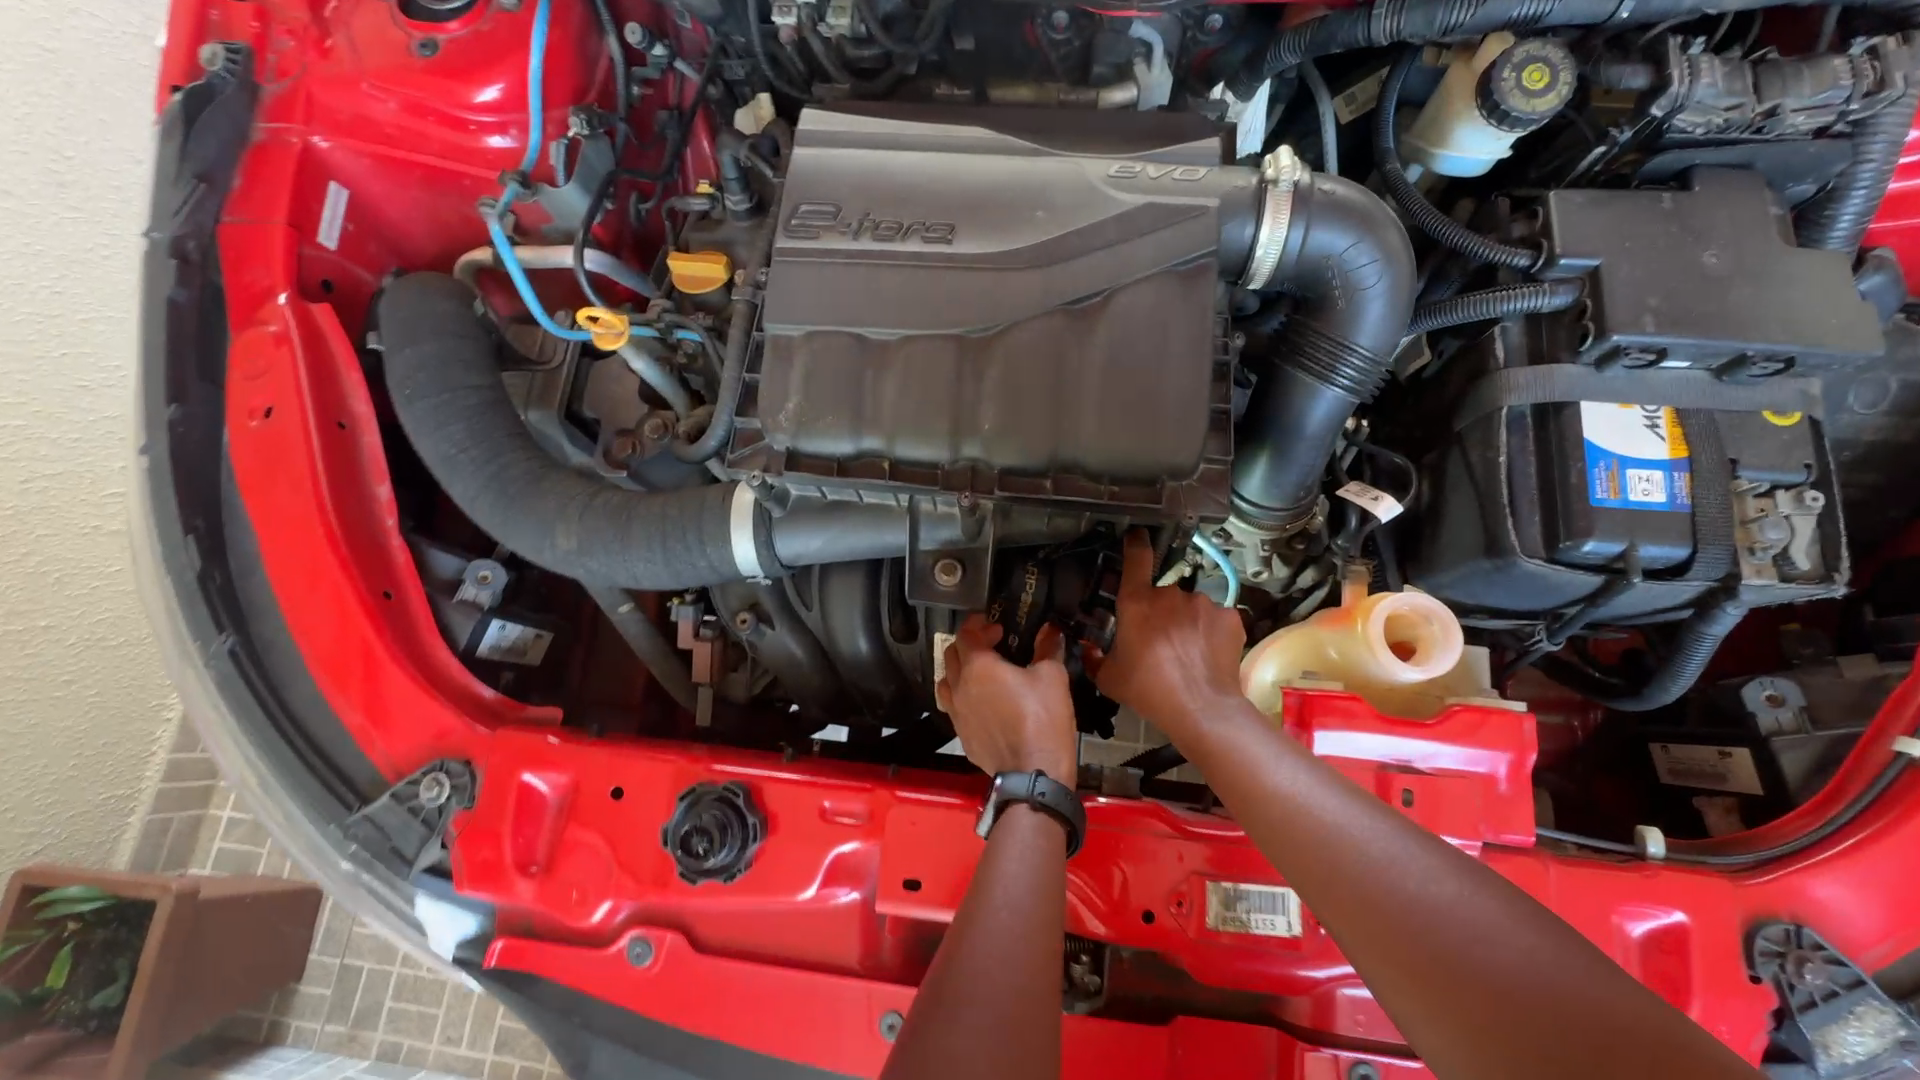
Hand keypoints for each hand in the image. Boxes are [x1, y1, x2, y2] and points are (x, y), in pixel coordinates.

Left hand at [937, 615, 1078, 779]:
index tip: (996, 625)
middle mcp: (959, 687)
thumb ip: (1048, 648)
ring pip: (946, 682)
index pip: (965, 634)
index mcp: (978, 667)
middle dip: (969, 644)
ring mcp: (956, 713)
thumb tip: (1051, 629)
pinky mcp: (962, 736)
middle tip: (993, 645)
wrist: (1033, 774)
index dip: (978, 624)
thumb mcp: (1053, 677)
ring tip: (983, 674)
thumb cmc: (1042, 719)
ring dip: (960, 671)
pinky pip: (954, 708)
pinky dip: (964, 697)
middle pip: (951, 655)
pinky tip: (984, 704)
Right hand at [1094, 530, 1246, 736]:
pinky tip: (1208, 654)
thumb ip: (1094, 657)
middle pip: (1162, 594)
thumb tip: (1087, 648)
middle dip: (1160, 613)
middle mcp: (1170, 594)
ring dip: (1186, 622)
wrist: (1201, 709)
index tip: (1136, 534)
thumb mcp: (1109, 678)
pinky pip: (1215, 619)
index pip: (1136, 558)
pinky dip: (1211, 632)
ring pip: (1190, 607)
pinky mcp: (1229, 617)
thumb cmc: (1149, 691)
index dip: (1135, 543)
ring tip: (1186, 653)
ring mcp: (1203, 603)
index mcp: (1137, 602)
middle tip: (1159, 642)